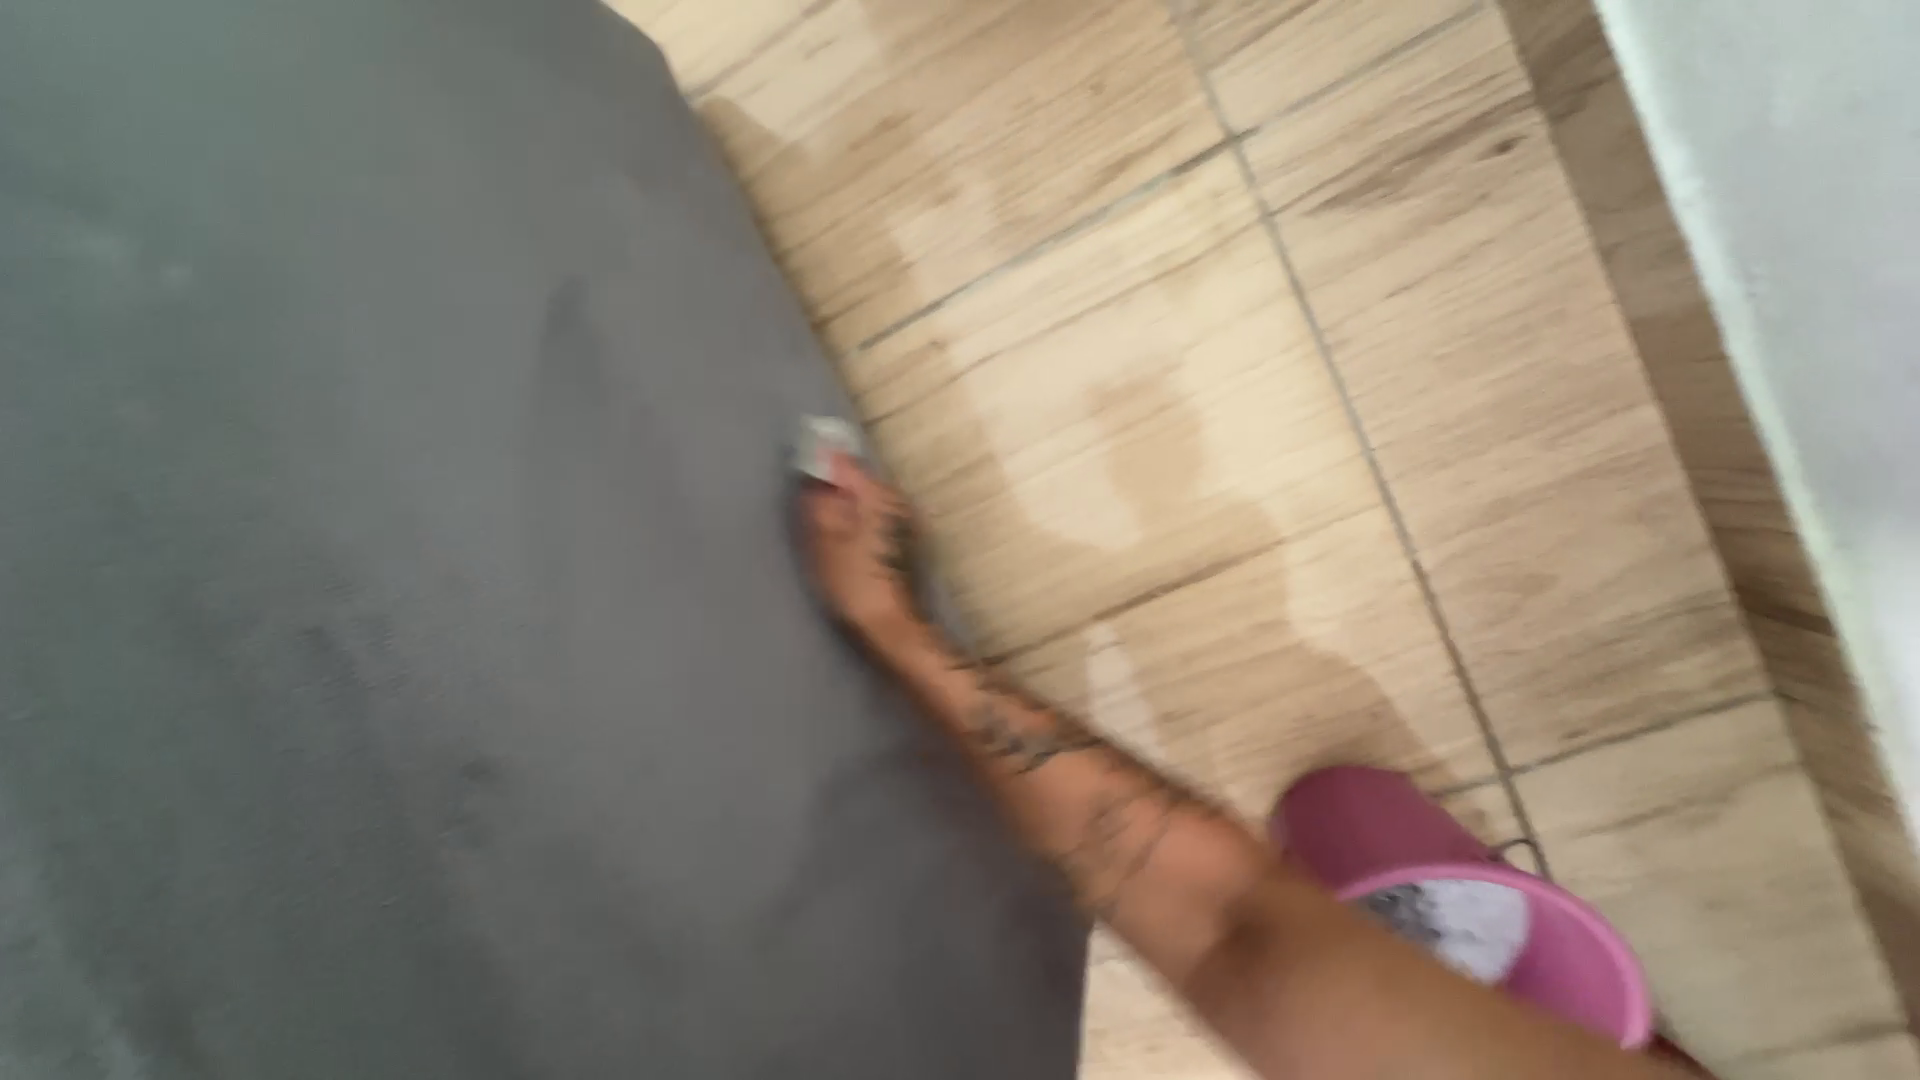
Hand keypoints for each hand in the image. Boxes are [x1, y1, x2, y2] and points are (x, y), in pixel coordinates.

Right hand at [798, 452, 922, 643]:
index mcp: (878, 494)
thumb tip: (816, 466)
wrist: (895, 629)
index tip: (801, 476)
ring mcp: (908, 522)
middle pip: (860, 480)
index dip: (820, 464)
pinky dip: (861, 526)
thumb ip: (820, 499)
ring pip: (870, 501)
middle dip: (835, 488)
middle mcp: (899, 500)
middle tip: (809, 510)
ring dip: (848, 508)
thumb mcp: (825, 541)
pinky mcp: (909, 542)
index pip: (844, 460)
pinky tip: (848, 547)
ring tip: (827, 532)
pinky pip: (878, 520)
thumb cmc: (855, 586)